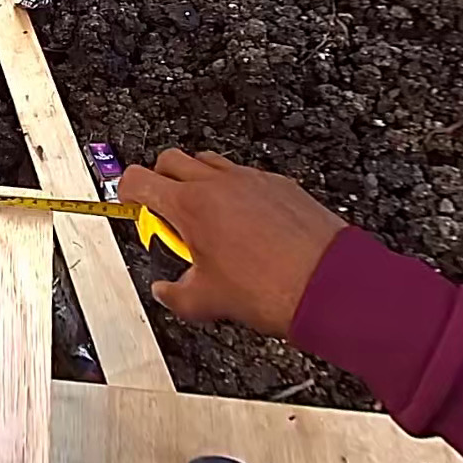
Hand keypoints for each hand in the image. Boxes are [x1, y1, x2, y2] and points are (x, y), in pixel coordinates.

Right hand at [119, 149, 345, 336]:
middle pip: (169, 159)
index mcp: (189, 205)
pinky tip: (245, 221)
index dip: (126, 190)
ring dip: (196, 179)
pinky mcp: (279, 184)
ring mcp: (249, 179)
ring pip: (207, 161)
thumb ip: (175, 295)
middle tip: (168, 212)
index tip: (131, 204)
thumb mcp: (208, 302)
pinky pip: (244, 174)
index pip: (137, 179)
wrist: (337, 288)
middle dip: (160, 180)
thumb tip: (166, 293)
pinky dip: (234, 188)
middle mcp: (216, 183)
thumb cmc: (275, 290)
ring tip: (207, 216)